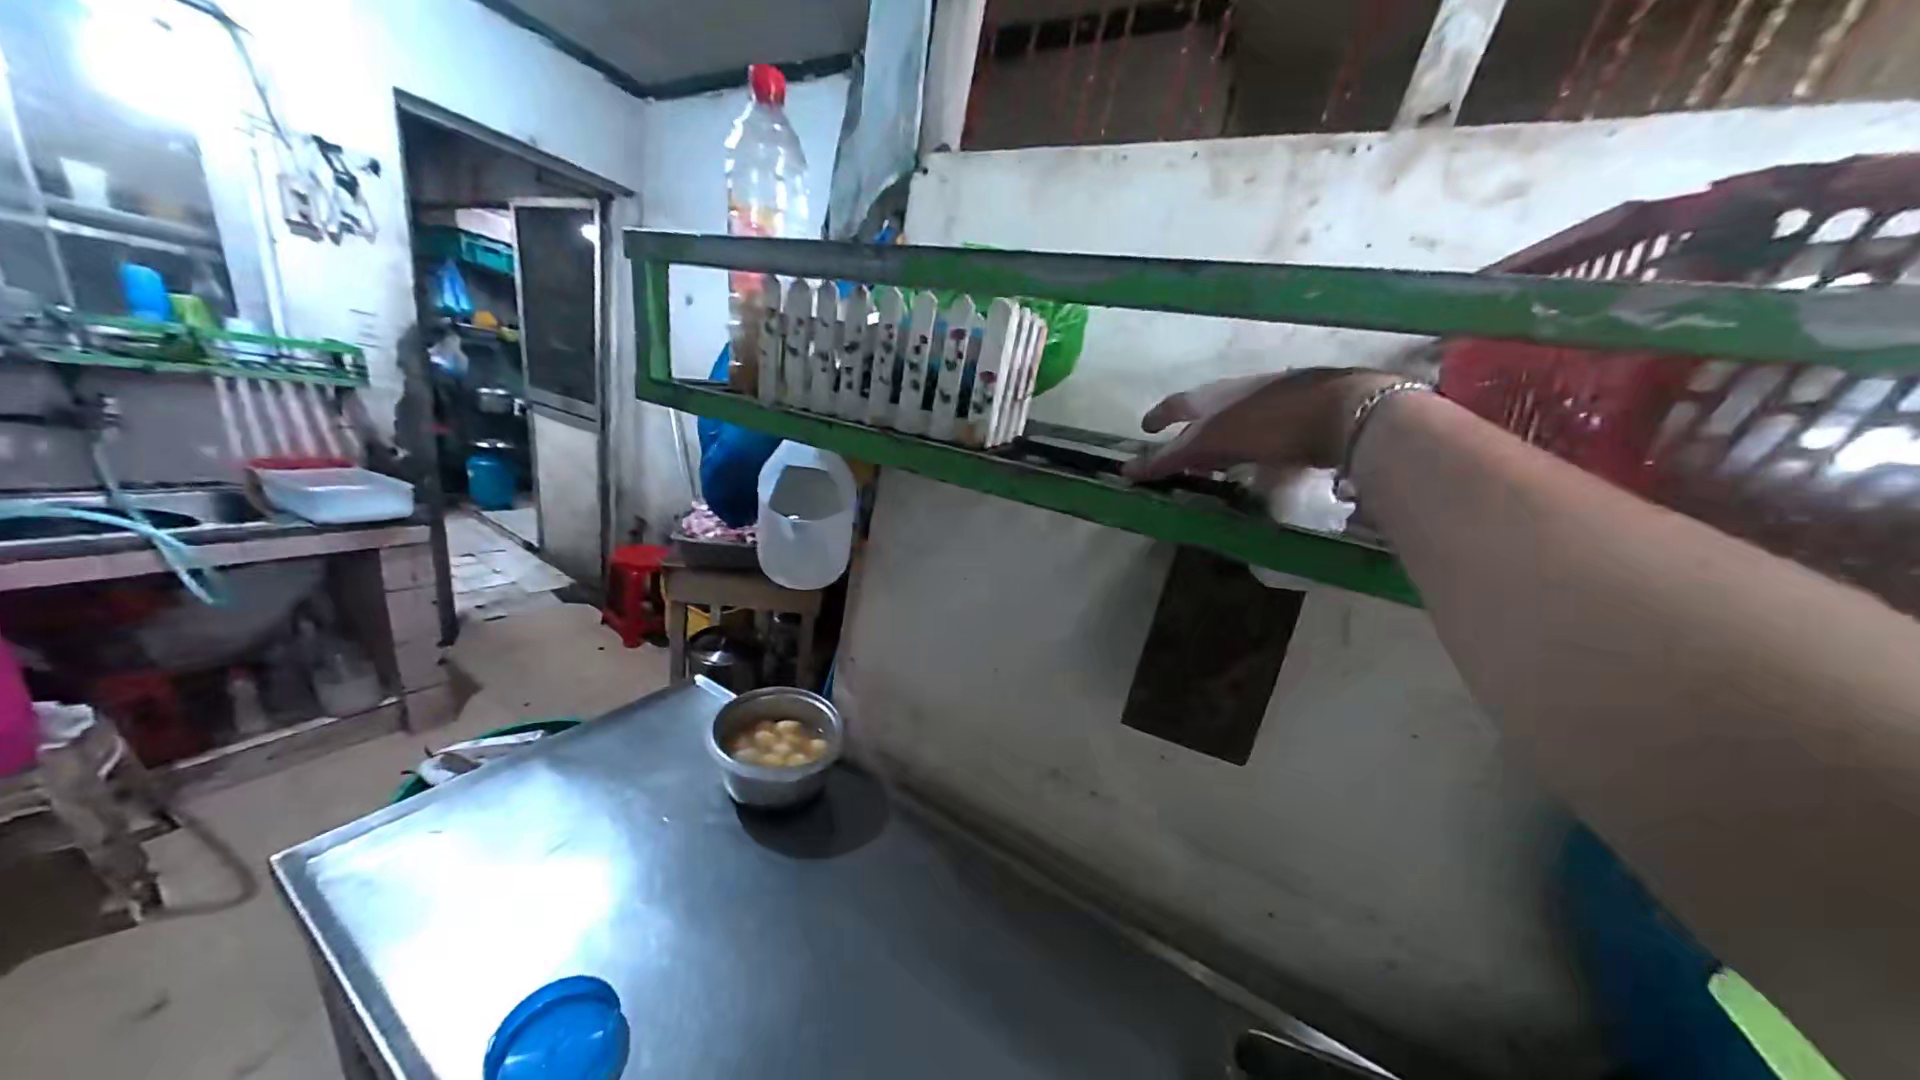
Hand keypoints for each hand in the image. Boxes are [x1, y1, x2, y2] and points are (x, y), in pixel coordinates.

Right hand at [1124, 368, 1399, 481]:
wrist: (1345, 411)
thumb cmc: (1269, 424)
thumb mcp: (1212, 441)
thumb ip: (1173, 457)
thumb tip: (1128, 471)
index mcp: (1215, 394)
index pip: (1177, 404)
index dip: (1159, 417)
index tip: (1145, 428)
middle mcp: (1240, 392)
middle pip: (1206, 412)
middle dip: (1189, 431)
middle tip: (1179, 453)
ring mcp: (1273, 402)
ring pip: (1235, 422)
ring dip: (1220, 441)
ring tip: (1214, 463)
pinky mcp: (1299, 418)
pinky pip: (1262, 434)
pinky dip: (1249, 448)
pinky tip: (1257, 466)